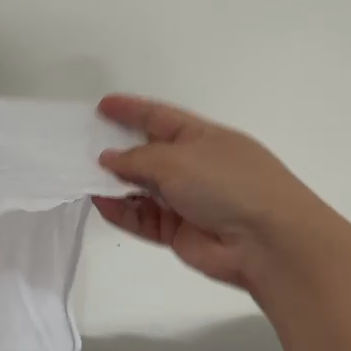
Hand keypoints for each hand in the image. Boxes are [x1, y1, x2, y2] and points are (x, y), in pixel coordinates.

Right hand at [92, 95, 333, 288]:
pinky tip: (100, 203)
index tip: (102, 106)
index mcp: (204, 138)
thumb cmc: (229, 185)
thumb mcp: (178, 159)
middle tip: (81, 145)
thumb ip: (137, 158)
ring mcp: (187, 200)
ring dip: (114, 183)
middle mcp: (195, 167)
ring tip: (83, 178)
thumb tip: (109, 159)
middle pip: (148, 154)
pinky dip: (121, 211)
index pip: (161, 118)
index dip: (132, 110)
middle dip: (117, 149)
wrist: (269, 244)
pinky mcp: (178, 231)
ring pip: (141, 188)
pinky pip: (142, 218)